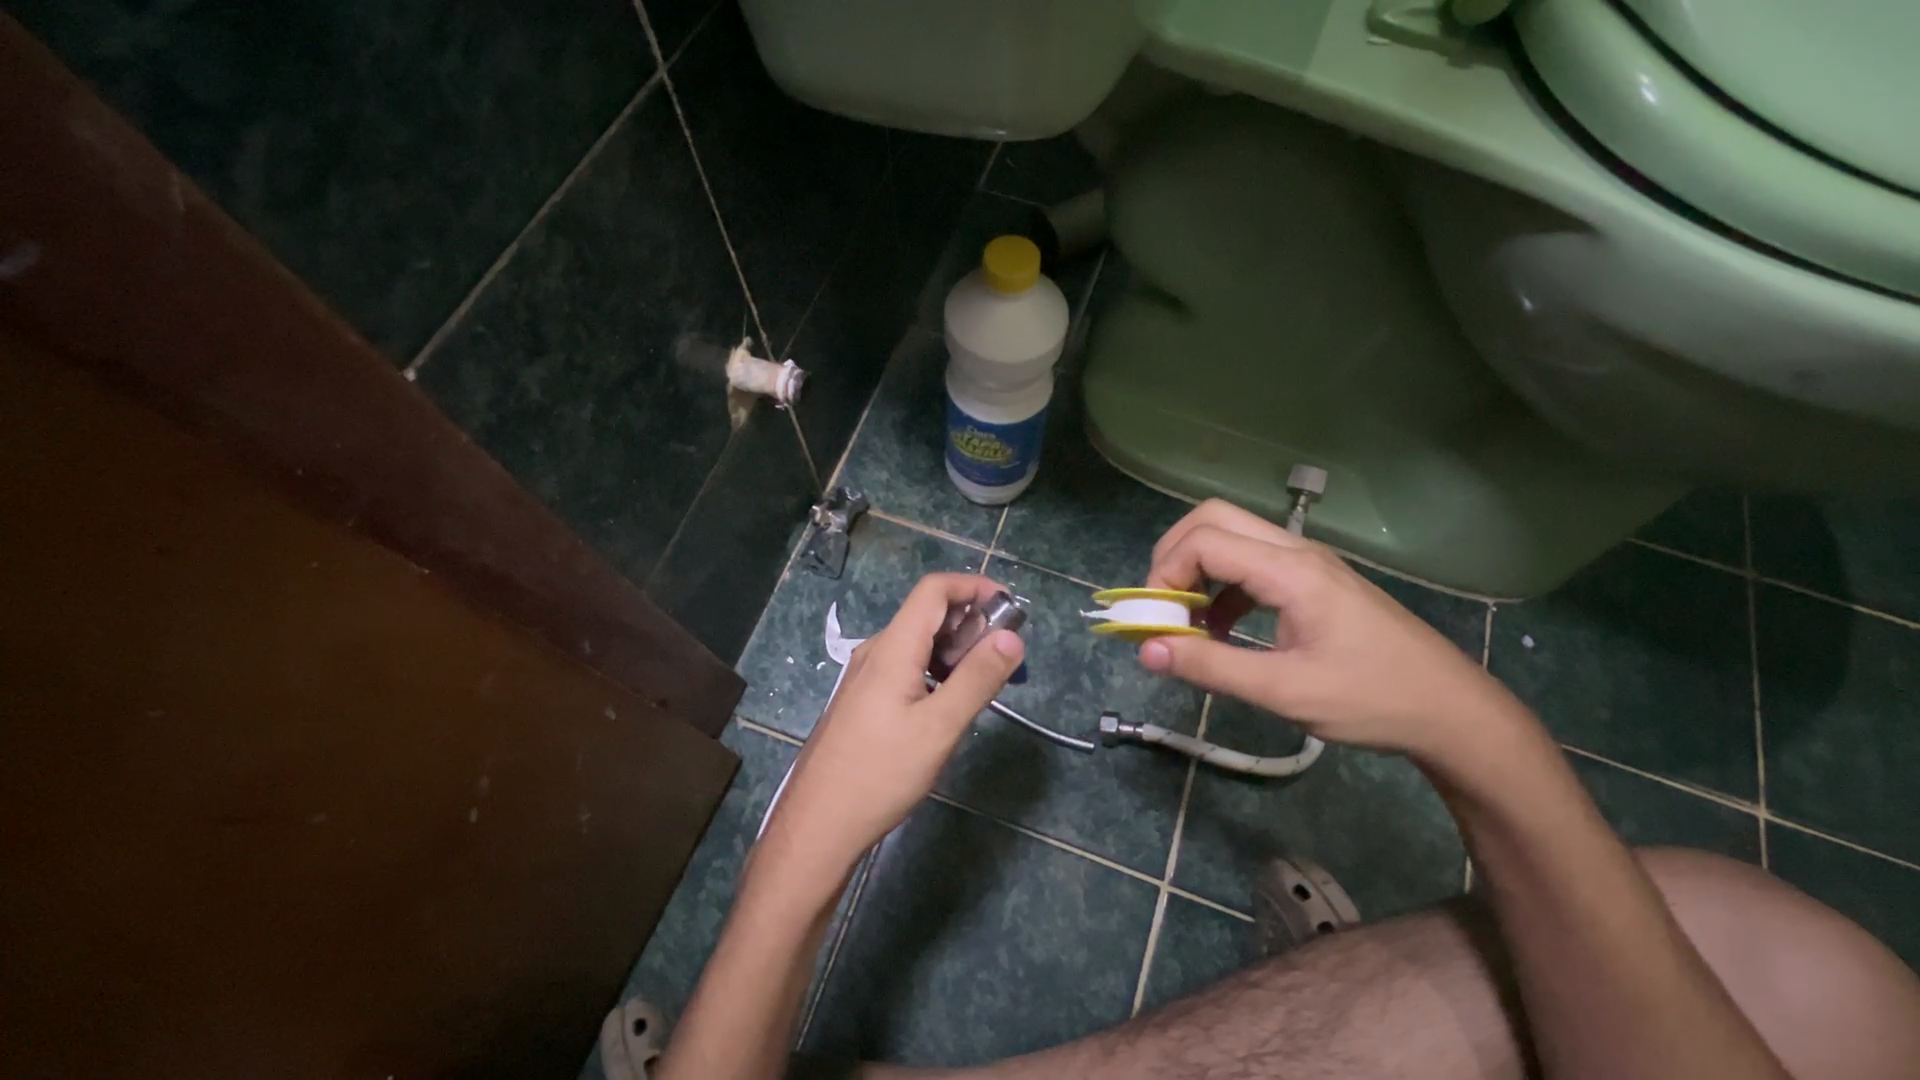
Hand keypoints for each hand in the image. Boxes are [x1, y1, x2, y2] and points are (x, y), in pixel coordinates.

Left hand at [753, 573, 1025, 895]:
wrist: (819, 823)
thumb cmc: (880, 773)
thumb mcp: (939, 727)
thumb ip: (977, 679)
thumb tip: (1013, 637)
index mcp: (893, 647)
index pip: (934, 590)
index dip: (975, 587)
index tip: (1012, 609)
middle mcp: (877, 652)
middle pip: (927, 614)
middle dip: (971, 623)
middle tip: (1004, 659)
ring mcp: (867, 677)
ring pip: (918, 643)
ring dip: (956, 650)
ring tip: (985, 683)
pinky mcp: (865, 701)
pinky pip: (907, 667)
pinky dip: (937, 671)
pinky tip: (951, 703)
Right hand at [1138, 500, 1513, 757]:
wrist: (1450, 709)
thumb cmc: (1371, 699)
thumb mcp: (1283, 691)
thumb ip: (1210, 667)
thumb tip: (1146, 650)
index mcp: (1290, 571)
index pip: (1204, 540)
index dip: (1164, 573)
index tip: (1153, 621)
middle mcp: (1297, 552)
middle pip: (1214, 519)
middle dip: (1173, 556)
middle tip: (1160, 607)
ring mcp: (1308, 564)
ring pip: (1233, 537)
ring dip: (1197, 570)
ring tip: (1184, 622)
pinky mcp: (1314, 581)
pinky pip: (1252, 563)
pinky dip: (1221, 586)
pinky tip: (1219, 629)